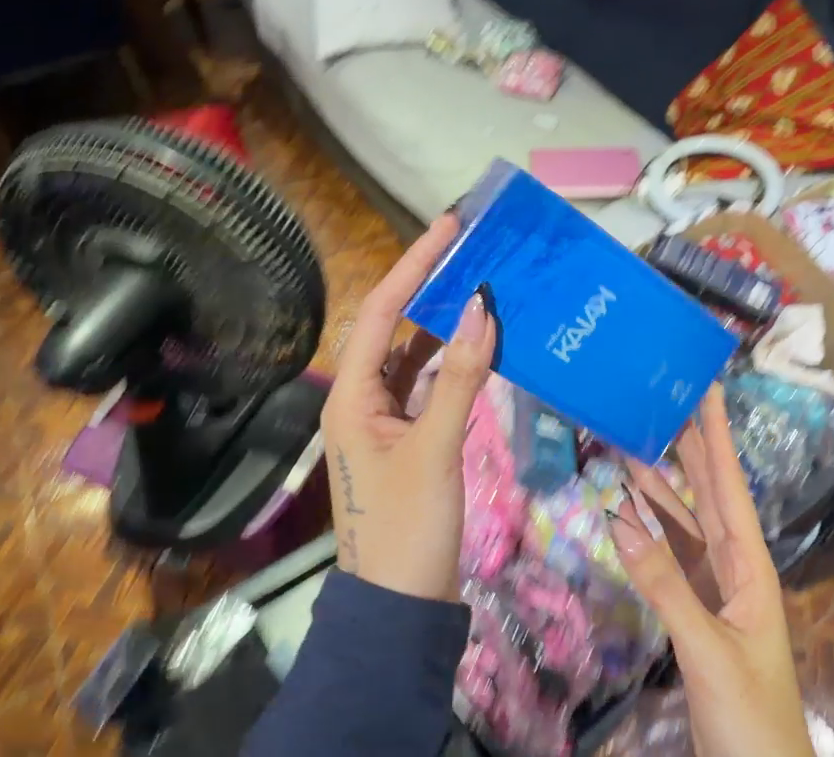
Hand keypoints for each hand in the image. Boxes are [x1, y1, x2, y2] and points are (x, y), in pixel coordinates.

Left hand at [322, 213, 496, 601]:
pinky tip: (481, 344)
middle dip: (428, 286)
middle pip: (393, 327)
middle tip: (470, 248)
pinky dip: (454, 361)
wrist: (401, 605)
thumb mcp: (437, 447)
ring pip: (413, 355)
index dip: (413, 266)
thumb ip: (462, 377)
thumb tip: (482, 309)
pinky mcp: (407, 437)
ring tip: (481, 284)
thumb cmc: (408, 527)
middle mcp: (361, 399)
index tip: (448, 228)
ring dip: (444, 323)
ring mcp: (384, 419)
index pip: (379, 314)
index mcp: (351, 396)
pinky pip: (429, 384)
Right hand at [609, 385, 813, 756]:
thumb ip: (664, 586)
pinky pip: (672, 561)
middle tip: (666, 400)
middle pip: (709, 495)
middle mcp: (735, 567)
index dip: (717, 436)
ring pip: (687, 525)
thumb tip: (620, 521)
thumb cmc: (750, 711)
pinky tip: (631, 514)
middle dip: (691, 448)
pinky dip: (652, 534)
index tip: (707, 390)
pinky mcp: (698, 615)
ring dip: (664, 487)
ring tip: (636, 444)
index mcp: (751, 565)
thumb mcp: (706, 647)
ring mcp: (716, 592)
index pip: (730, 487)